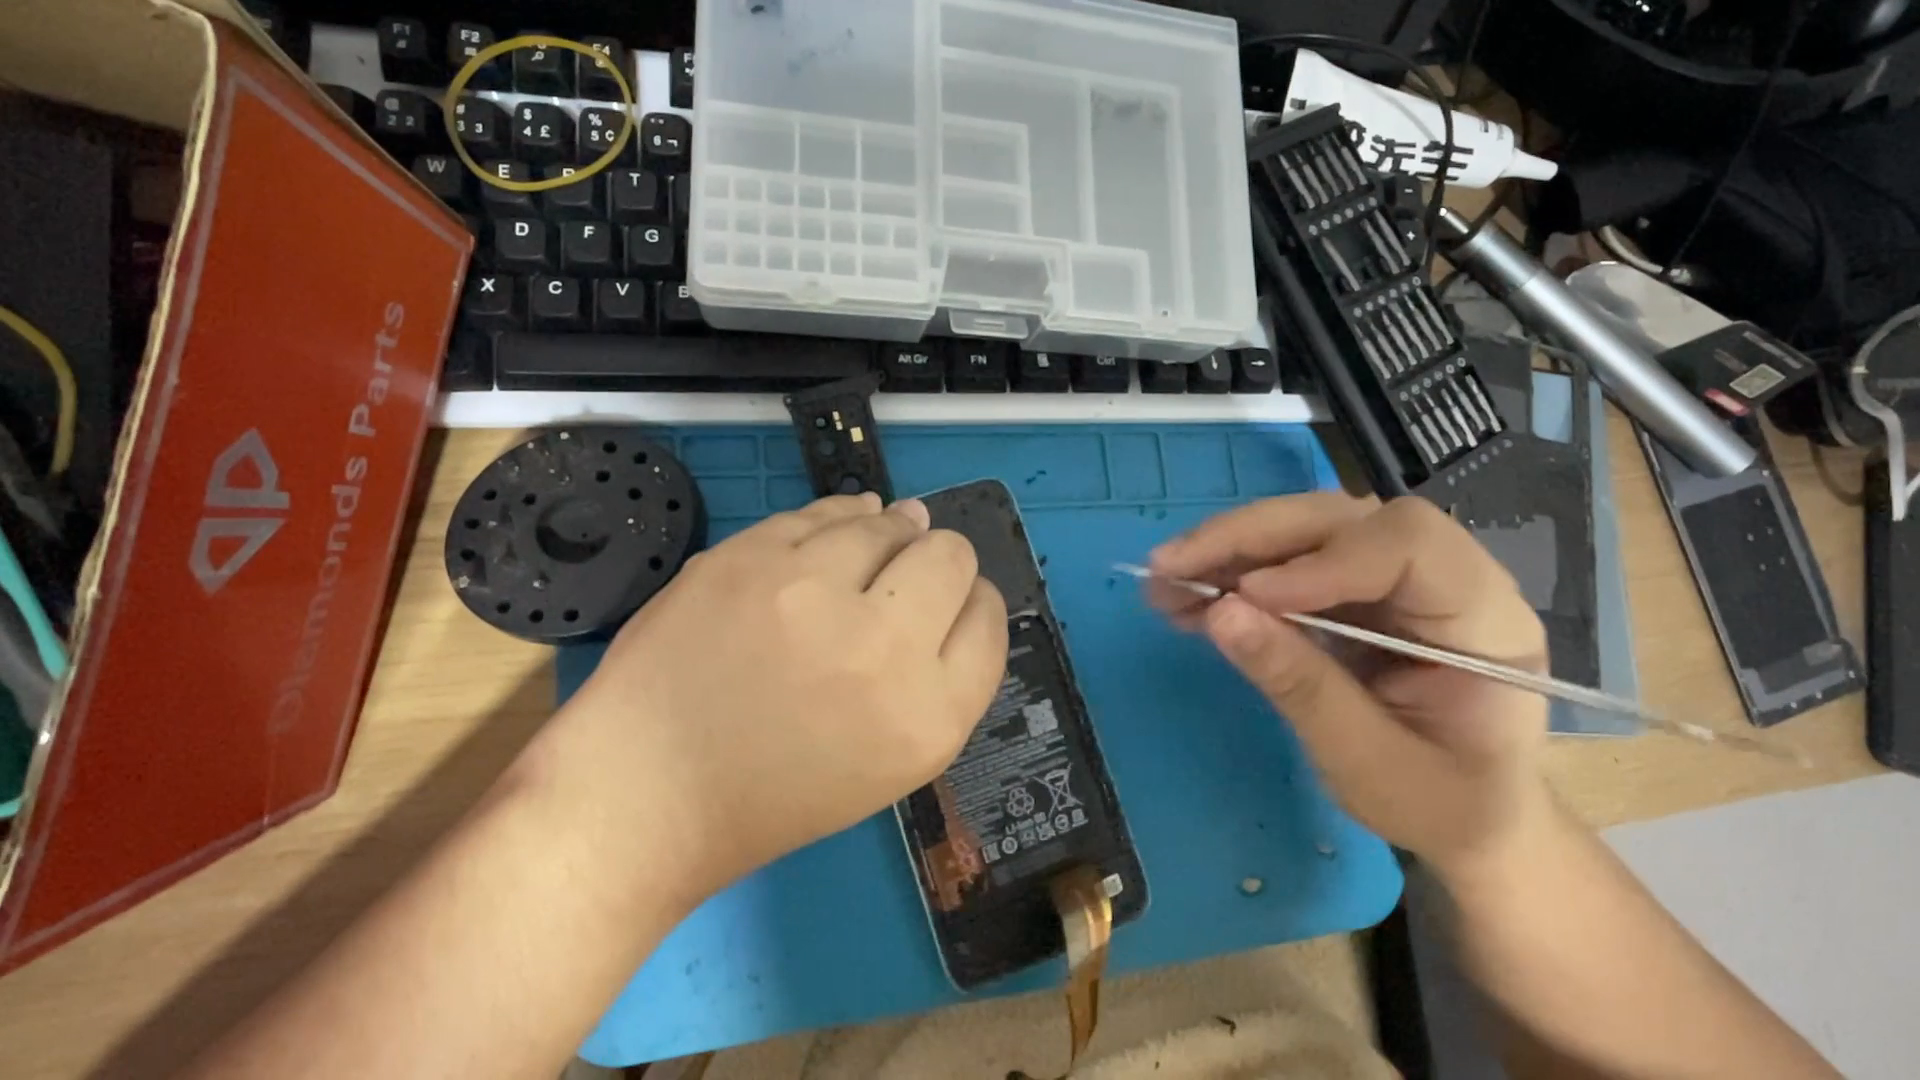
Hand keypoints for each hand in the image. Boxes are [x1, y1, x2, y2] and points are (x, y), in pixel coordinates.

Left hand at [541, 494, 1007, 903]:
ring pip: (888, 522)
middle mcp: (882, 644)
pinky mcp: (749, 557)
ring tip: (864, 560)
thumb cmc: (775, 796)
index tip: (946, 607)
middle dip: (938, 562)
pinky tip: (834, 535)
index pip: (988, 618)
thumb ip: (938, 678)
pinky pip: (824, 511)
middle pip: (951, 557)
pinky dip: (839, 519)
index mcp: (928, 716)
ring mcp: (809, 591)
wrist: (650, 792)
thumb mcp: (892, 762)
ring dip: (888, 535)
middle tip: (905, 580)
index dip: (971, 604)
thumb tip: (950, 575)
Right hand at [1149, 494, 1551, 875]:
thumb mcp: (1369, 762)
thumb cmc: (1441, 804)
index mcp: (1484, 619)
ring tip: (1161, 582)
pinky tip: (1185, 598)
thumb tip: (1219, 615)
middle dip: (1251, 537)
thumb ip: (1300, 685)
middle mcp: (1444, 577)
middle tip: (1169, 565)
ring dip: (1229, 551)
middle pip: (1343, 520)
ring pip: (1306, 531)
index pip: (1408, 547)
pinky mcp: (1356, 591)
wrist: (1469, 821)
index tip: (1247, 596)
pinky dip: (1233, 576)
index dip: (1323, 561)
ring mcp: (1395, 579)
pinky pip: (1289, 564)